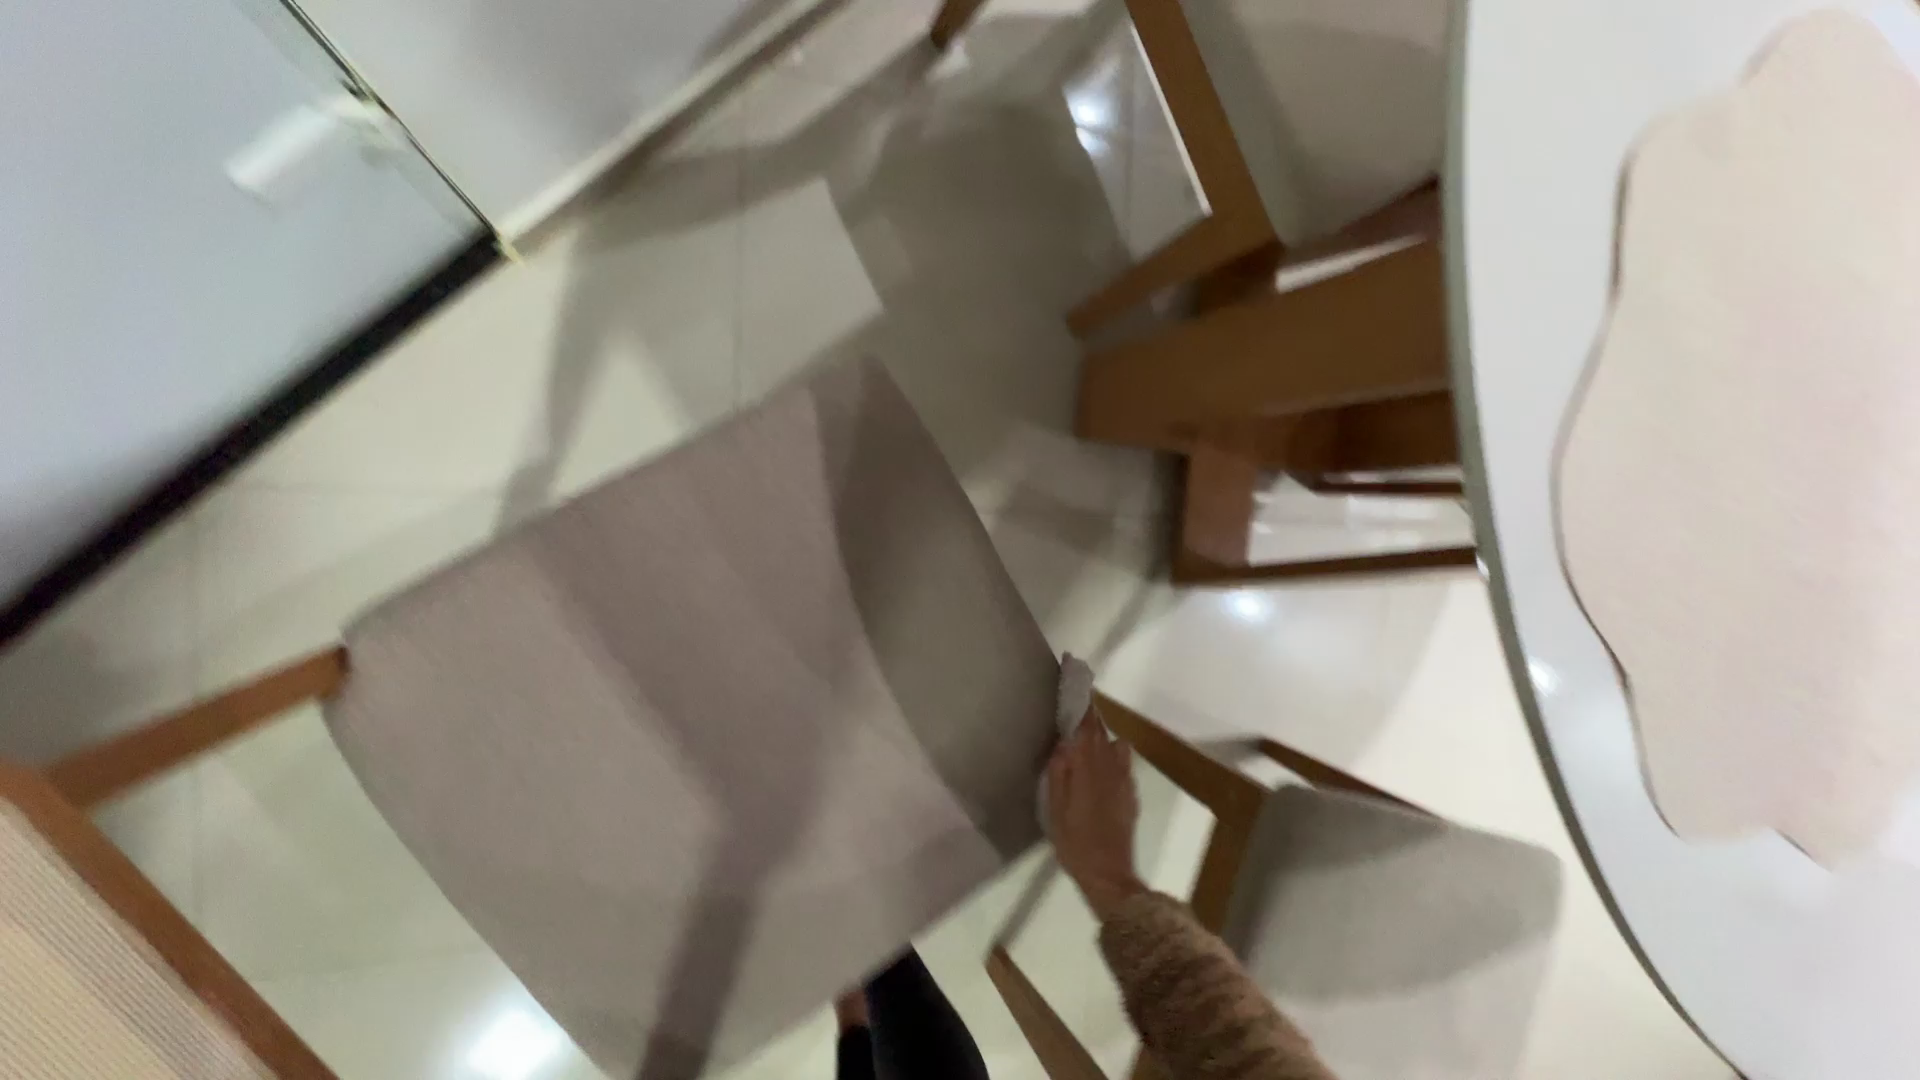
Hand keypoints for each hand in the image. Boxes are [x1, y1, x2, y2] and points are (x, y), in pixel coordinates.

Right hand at [1046, 714, 1144, 921]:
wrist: (1109, 875)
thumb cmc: (1075, 843)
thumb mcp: (1055, 810)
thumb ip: (1058, 774)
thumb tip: (1063, 743)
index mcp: (1088, 768)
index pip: (1087, 727)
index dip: (1084, 707)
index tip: (1077, 688)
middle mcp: (1110, 768)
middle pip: (1102, 732)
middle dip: (1092, 718)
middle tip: (1078, 706)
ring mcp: (1124, 781)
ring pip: (1116, 746)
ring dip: (1103, 737)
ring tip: (1087, 739)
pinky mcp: (1131, 795)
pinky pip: (1123, 764)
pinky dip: (1112, 756)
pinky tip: (1101, 767)